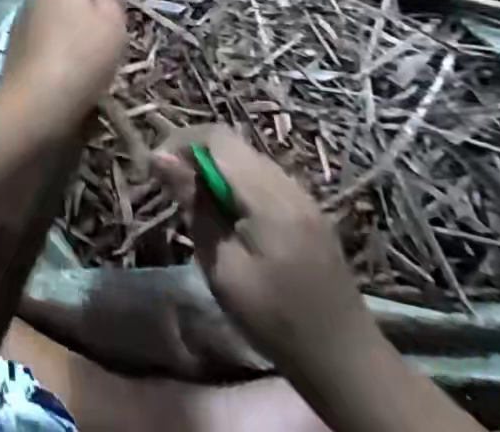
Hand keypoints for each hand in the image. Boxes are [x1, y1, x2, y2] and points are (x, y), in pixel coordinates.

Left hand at [1, 0, 133, 133]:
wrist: (36, 98)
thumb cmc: (82, 57)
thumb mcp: (112, 24)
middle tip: (110, 26)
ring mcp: (24, 16)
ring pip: (56, 6)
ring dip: (76, 19)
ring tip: (93, 49)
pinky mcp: (18, 41)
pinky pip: (44, 27)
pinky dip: (59, 36)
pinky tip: (71, 63)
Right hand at [148, 126, 370, 367]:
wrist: (344, 361)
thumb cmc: (273, 317)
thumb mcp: (221, 264)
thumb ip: (194, 204)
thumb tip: (158, 157)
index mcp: (270, 198)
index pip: (217, 138)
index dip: (179, 142)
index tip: (155, 170)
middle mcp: (290, 187)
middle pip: (232, 144)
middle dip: (192, 153)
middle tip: (168, 185)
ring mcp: (303, 198)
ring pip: (246, 158)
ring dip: (212, 167)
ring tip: (191, 200)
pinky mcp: (306, 211)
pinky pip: (261, 177)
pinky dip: (233, 182)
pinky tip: (224, 213)